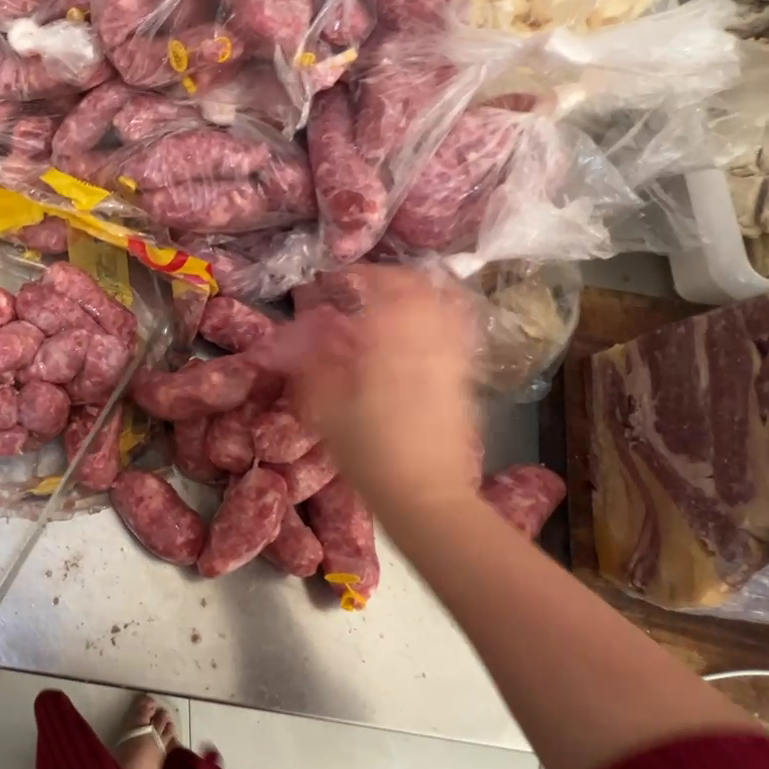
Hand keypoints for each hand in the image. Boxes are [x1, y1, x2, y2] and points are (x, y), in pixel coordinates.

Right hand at [271, 267, 480, 512]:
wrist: (425, 495)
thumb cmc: (366, 452)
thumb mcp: (323, 406)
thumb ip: (313, 359)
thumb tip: (305, 327)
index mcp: (390, 345)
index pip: (383, 287)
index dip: (361, 274)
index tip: (337, 278)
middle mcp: (428, 343)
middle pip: (422, 289)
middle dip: (393, 279)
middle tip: (365, 286)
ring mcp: (452, 359)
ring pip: (445, 305)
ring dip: (417, 295)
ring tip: (391, 303)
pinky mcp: (464, 378)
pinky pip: (456, 332)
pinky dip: (436, 319)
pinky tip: (415, 333)